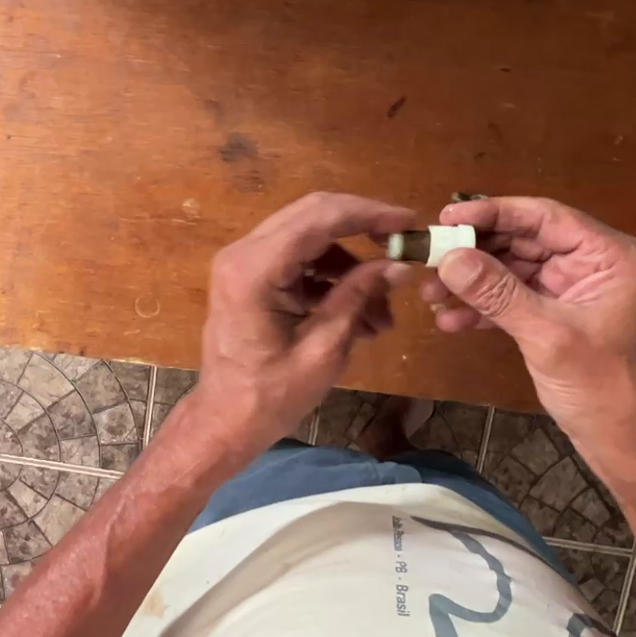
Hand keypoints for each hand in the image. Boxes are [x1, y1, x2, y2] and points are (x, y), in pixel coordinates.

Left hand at [194, 192, 415, 450]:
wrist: (224, 422)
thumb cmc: (270, 397)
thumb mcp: (324, 349)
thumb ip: (357, 298)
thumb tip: (399, 265)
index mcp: (254, 269)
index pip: (319, 218)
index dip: (369, 214)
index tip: (410, 222)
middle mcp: (242, 254)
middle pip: (313, 216)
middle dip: (363, 230)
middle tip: (404, 248)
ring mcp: (243, 264)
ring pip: (309, 240)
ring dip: (350, 266)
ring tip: (384, 315)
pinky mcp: (250, 279)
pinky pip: (298, 262)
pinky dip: (331, 280)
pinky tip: (361, 316)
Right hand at [420, 197, 635, 454]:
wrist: (630, 446)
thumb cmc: (604, 389)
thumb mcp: (547, 336)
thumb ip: (497, 293)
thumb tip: (449, 258)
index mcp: (610, 256)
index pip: (544, 218)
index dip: (493, 214)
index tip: (445, 217)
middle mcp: (594, 265)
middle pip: (525, 243)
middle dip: (476, 253)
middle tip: (429, 258)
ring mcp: (576, 292)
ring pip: (514, 272)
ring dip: (473, 284)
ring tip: (431, 295)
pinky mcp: (560, 317)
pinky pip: (516, 301)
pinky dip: (485, 309)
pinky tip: (451, 321)